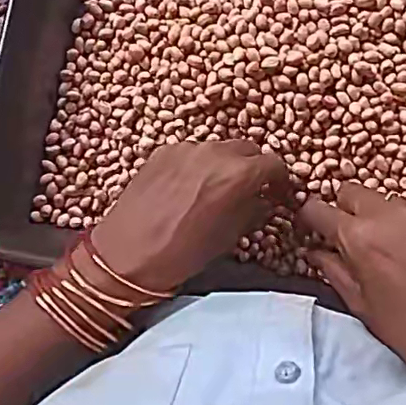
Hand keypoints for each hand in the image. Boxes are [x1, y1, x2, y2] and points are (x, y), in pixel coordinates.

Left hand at [91, 141, 288, 293]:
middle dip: (253, 168)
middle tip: (252, 190)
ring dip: (225, 164)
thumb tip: (263, 201)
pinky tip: (189, 188)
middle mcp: (211, 153)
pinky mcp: (161, 152)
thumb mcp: (227, 238)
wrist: (125, 255)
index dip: (280, 179)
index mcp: (235, 175)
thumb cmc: (179, 253)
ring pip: (217, 149)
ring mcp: (184, 149)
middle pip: (247, 150)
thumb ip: (251, 211)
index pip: (273, 164)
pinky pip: (191, 153)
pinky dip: (198, 165)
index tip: (278, 191)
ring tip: (217, 189)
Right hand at [296, 184, 405, 404]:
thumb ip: (334, 271)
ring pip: (383, 201)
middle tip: (346, 240)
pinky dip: (405, 226)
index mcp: (360, 238)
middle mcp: (389, 216)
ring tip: (385, 252)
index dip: (309, 218)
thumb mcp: (362, 307)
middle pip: (350, 192)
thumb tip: (317, 253)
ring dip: (374, 217)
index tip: (310, 229)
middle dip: (342, 211)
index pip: (318, 209)